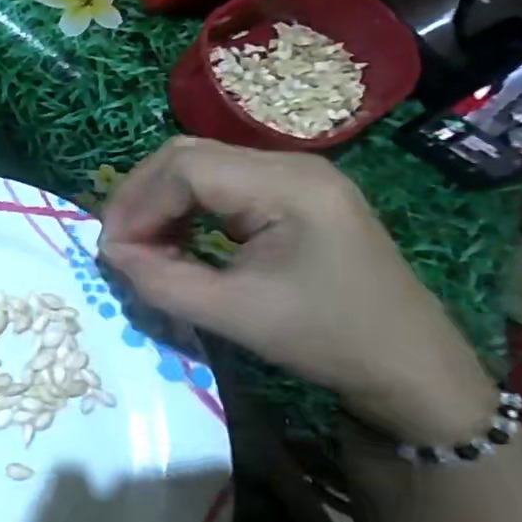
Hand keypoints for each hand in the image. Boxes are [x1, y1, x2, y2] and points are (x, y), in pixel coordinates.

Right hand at [98, 137, 497, 442]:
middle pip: (186, 155)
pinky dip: (183, 207)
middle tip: (119, 242)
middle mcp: (290, 164)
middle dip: (140, 196)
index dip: (136, 204)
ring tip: (142, 244)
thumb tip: (110, 254)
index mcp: (288, 186)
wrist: (411, 367)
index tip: (113, 250)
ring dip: (158, 200)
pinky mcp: (290, 191)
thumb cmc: (329, 340)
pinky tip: (176, 239)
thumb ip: (161, 282)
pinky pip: (218, 182)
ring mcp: (293, 174)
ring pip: (197, 164)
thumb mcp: (235, 316)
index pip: (185, 169)